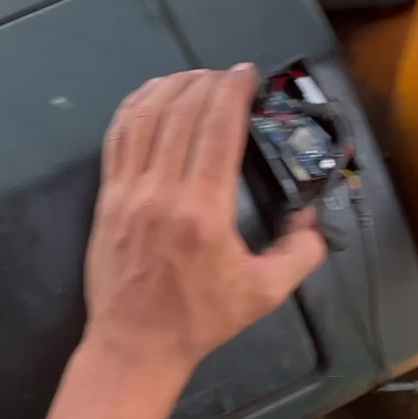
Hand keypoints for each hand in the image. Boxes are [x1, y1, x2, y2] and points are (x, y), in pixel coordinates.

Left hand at [83, 66, 326, 371]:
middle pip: (182, 111)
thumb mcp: (265, 294)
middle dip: (208, 81)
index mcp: (204, 213)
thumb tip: (310, 220)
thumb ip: (300, 253)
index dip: (234, 90)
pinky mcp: (107, 198)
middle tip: (228, 76)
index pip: (217, 128)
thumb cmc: (201, 320)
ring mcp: (128, 193)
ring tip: (194, 76)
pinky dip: (136, 106)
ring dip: (172, 86)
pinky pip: (118, 136)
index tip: (247, 74)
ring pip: (145, 116)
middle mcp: (162, 193)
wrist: (136, 344)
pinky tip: (152, 96)